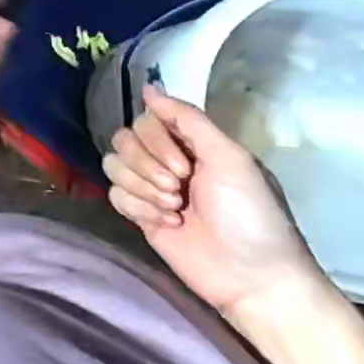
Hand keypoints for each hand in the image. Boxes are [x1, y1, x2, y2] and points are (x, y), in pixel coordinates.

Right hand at [104, 85, 330, 319]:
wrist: (251, 277)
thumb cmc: (250, 216)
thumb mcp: (230, 159)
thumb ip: (188, 119)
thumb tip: (148, 87)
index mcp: (191, 143)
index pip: (146, 120)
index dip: (156, 141)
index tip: (185, 167)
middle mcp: (166, 160)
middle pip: (123, 140)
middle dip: (147, 166)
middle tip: (178, 190)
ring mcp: (150, 187)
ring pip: (112, 165)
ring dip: (142, 188)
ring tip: (174, 208)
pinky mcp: (139, 213)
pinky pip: (114, 194)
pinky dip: (137, 208)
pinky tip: (165, 223)